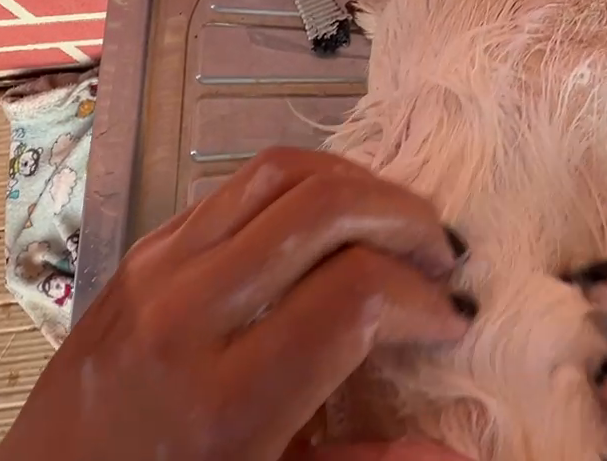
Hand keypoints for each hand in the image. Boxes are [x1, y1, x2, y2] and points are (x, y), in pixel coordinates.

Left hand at [0, 148, 474, 460]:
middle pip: (324, 208)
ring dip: (358, 183)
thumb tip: (461, 452)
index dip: (422, 298)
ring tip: (397, 220)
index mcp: (225, 403)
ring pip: (282, 173)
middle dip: (404, 216)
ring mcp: (158, 267)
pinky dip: (305, 185)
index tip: (450, 320)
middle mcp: (189, 314)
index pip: (355, 295)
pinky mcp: (144, 247)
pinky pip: (239, 186)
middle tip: (441, 254)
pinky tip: (333, 219)